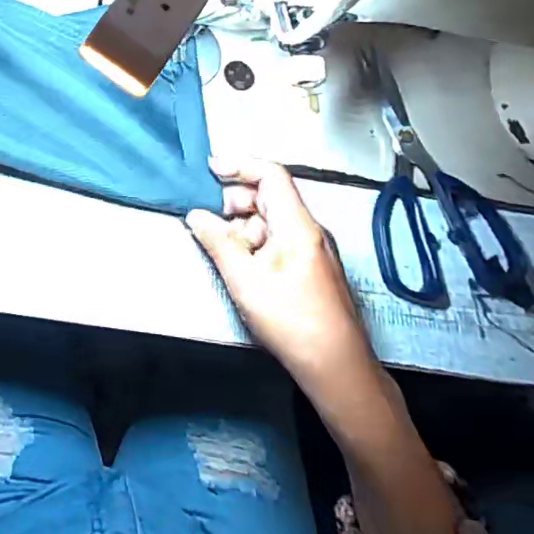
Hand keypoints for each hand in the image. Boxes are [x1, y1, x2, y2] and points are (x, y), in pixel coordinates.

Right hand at [187, 158, 379, 398]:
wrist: (337, 367)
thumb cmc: (291, 320)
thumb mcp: (243, 279)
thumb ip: (217, 241)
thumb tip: (196, 215)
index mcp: (297, 225)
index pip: (271, 175)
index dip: (240, 165)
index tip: (211, 169)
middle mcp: (309, 231)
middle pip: (269, 196)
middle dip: (234, 202)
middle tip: (210, 221)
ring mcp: (312, 250)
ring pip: (271, 220)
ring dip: (242, 226)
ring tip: (224, 250)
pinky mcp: (311, 268)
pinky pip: (278, 239)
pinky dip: (255, 243)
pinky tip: (242, 266)